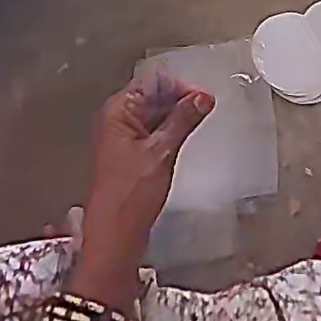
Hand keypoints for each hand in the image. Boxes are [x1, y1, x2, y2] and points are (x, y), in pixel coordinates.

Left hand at [69, 80, 214, 307]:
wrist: (114, 237)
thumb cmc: (131, 194)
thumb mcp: (162, 151)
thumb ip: (183, 119)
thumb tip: (203, 96)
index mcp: (118, 111)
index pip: (152, 82)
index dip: (179, 86)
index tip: (203, 98)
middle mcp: (117, 119)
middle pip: (153, 96)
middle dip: (180, 100)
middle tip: (206, 109)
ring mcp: (123, 137)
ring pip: (155, 114)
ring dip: (177, 116)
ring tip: (200, 122)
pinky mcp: (130, 153)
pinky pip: (153, 131)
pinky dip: (170, 131)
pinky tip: (186, 138)